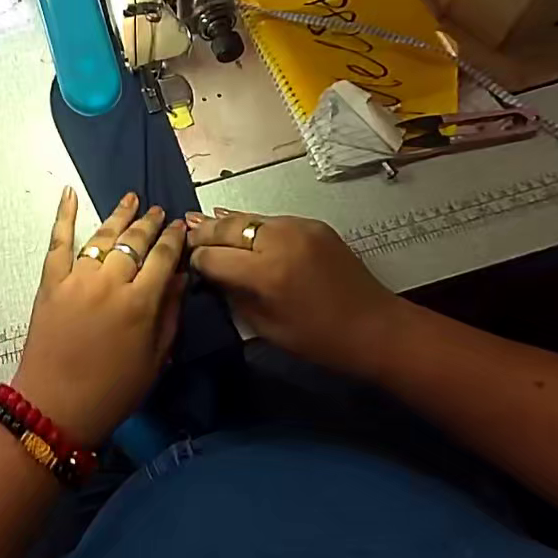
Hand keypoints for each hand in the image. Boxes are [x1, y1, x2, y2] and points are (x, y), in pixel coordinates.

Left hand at [11, 188, 186, 447]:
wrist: (54, 408)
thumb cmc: (113, 390)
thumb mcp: (155, 358)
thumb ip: (170, 313)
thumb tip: (180, 277)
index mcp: (140, 302)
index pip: (164, 257)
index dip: (174, 238)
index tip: (180, 227)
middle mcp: (110, 282)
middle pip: (135, 241)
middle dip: (150, 223)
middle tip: (159, 211)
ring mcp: (77, 279)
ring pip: (103, 236)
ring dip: (119, 215)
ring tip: (131, 199)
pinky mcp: (51, 282)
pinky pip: (58, 242)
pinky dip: (63, 216)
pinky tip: (68, 194)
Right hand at [186, 208, 402, 375]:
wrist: (374, 326)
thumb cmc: (318, 339)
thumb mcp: (266, 326)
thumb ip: (234, 294)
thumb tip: (211, 272)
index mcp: (266, 272)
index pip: (214, 257)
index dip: (197, 260)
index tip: (187, 263)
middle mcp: (279, 240)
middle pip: (228, 228)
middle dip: (204, 231)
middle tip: (183, 230)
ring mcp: (298, 227)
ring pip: (249, 218)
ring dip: (225, 222)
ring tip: (200, 219)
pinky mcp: (312, 224)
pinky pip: (272, 220)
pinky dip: (252, 224)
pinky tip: (236, 221)